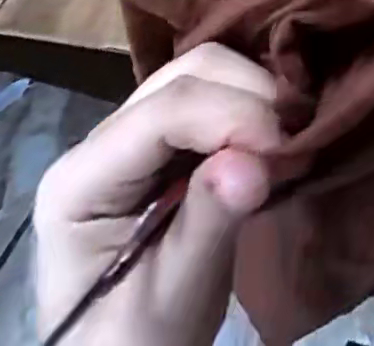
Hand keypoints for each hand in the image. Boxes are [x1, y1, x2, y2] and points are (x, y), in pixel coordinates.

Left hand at [34, 43, 279, 345]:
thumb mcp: (171, 303)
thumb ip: (208, 226)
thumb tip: (257, 162)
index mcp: (81, 179)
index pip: (163, 112)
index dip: (230, 115)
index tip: (285, 149)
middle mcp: (101, 138)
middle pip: (184, 74)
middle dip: (246, 94)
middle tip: (292, 143)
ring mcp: (132, 130)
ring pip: (201, 71)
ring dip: (252, 93)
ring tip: (285, 141)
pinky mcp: (162, 137)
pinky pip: (212, 92)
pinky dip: (249, 101)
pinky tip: (271, 134)